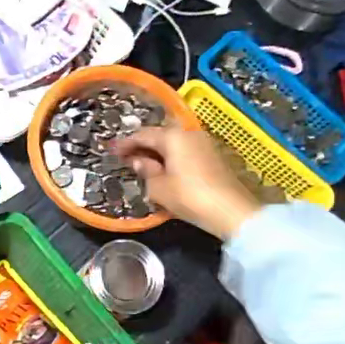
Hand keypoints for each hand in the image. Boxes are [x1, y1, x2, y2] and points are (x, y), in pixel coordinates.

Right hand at [112, 126, 262, 238]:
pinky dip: (173, 158)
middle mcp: (189, 133)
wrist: (231, 210)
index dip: (126, 144)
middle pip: (160, 135)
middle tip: (128, 157)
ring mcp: (204, 143)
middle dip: (143, 146)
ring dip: (159, 152)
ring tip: (145, 165)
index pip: (142, 135)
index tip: (113, 150)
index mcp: (172, 136)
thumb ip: (146, 172)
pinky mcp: (214, 156)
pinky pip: (186, 151)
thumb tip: (139, 162)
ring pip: (175, 143)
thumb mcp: (159, 188)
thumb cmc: (189, 196)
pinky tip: (166, 170)